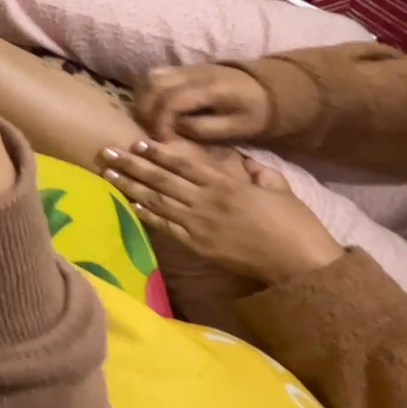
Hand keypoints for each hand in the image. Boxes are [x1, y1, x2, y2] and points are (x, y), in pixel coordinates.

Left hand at [99, 140, 343, 283]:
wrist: (301, 265)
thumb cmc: (296, 225)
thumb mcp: (282, 191)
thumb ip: (260, 173)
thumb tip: (245, 161)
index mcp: (226, 186)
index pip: (184, 164)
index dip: (158, 152)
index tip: (135, 142)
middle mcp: (206, 201)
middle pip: (161, 179)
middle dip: (131, 164)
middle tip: (105, 152)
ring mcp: (197, 223)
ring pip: (155, 200)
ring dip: (129, 185)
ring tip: (107, 173)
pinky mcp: (195, 243)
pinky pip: (164, 225)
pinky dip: (146, 213)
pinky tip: (130, 202)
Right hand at [135, 63, 272, 142]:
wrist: (270, 88)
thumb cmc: (255, 112)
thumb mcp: (238, 128)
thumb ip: (202, 129)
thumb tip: (172, 128)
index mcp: (212, 89)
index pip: (172, 101)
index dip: (160, 121)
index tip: (161, 139)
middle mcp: (194, 74)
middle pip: (154, 86)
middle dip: (146, 111)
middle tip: (149, 130)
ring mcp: (186, 68)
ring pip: (149, 78)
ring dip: (142, 99)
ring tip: (147, 118)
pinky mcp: (181, 68)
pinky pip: (152, 75)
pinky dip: (145, 91)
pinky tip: (151, 106)